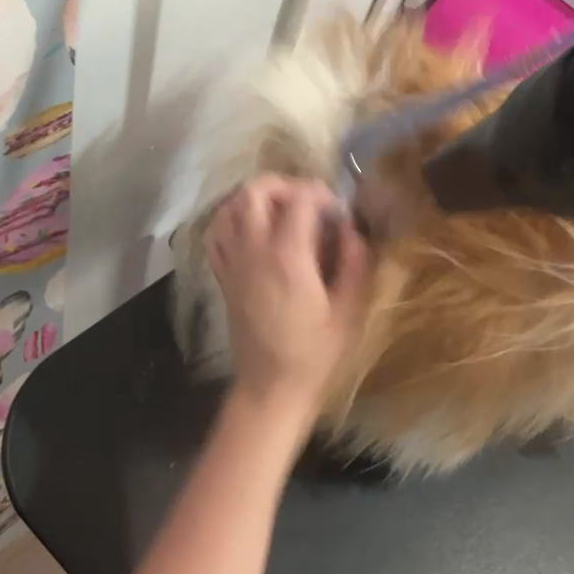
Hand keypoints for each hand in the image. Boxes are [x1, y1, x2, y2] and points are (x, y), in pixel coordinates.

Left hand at [207, 175, 373, 406]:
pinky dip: (233, 222)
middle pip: (255, 190)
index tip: (339, 213)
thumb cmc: (316, 353)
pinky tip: (254, 233)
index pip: (300, 198)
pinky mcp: (223, 278)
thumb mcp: (350, 309)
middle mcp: (253, 251)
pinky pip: (218, 235)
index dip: (323, 195)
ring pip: (231, 207)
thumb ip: (355, 261)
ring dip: (257, 200)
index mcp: (287, 256)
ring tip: (282, 214)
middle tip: (309, 204)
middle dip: (285, 185)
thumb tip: (350, 228)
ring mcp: (233, 263)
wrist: (271, 387)